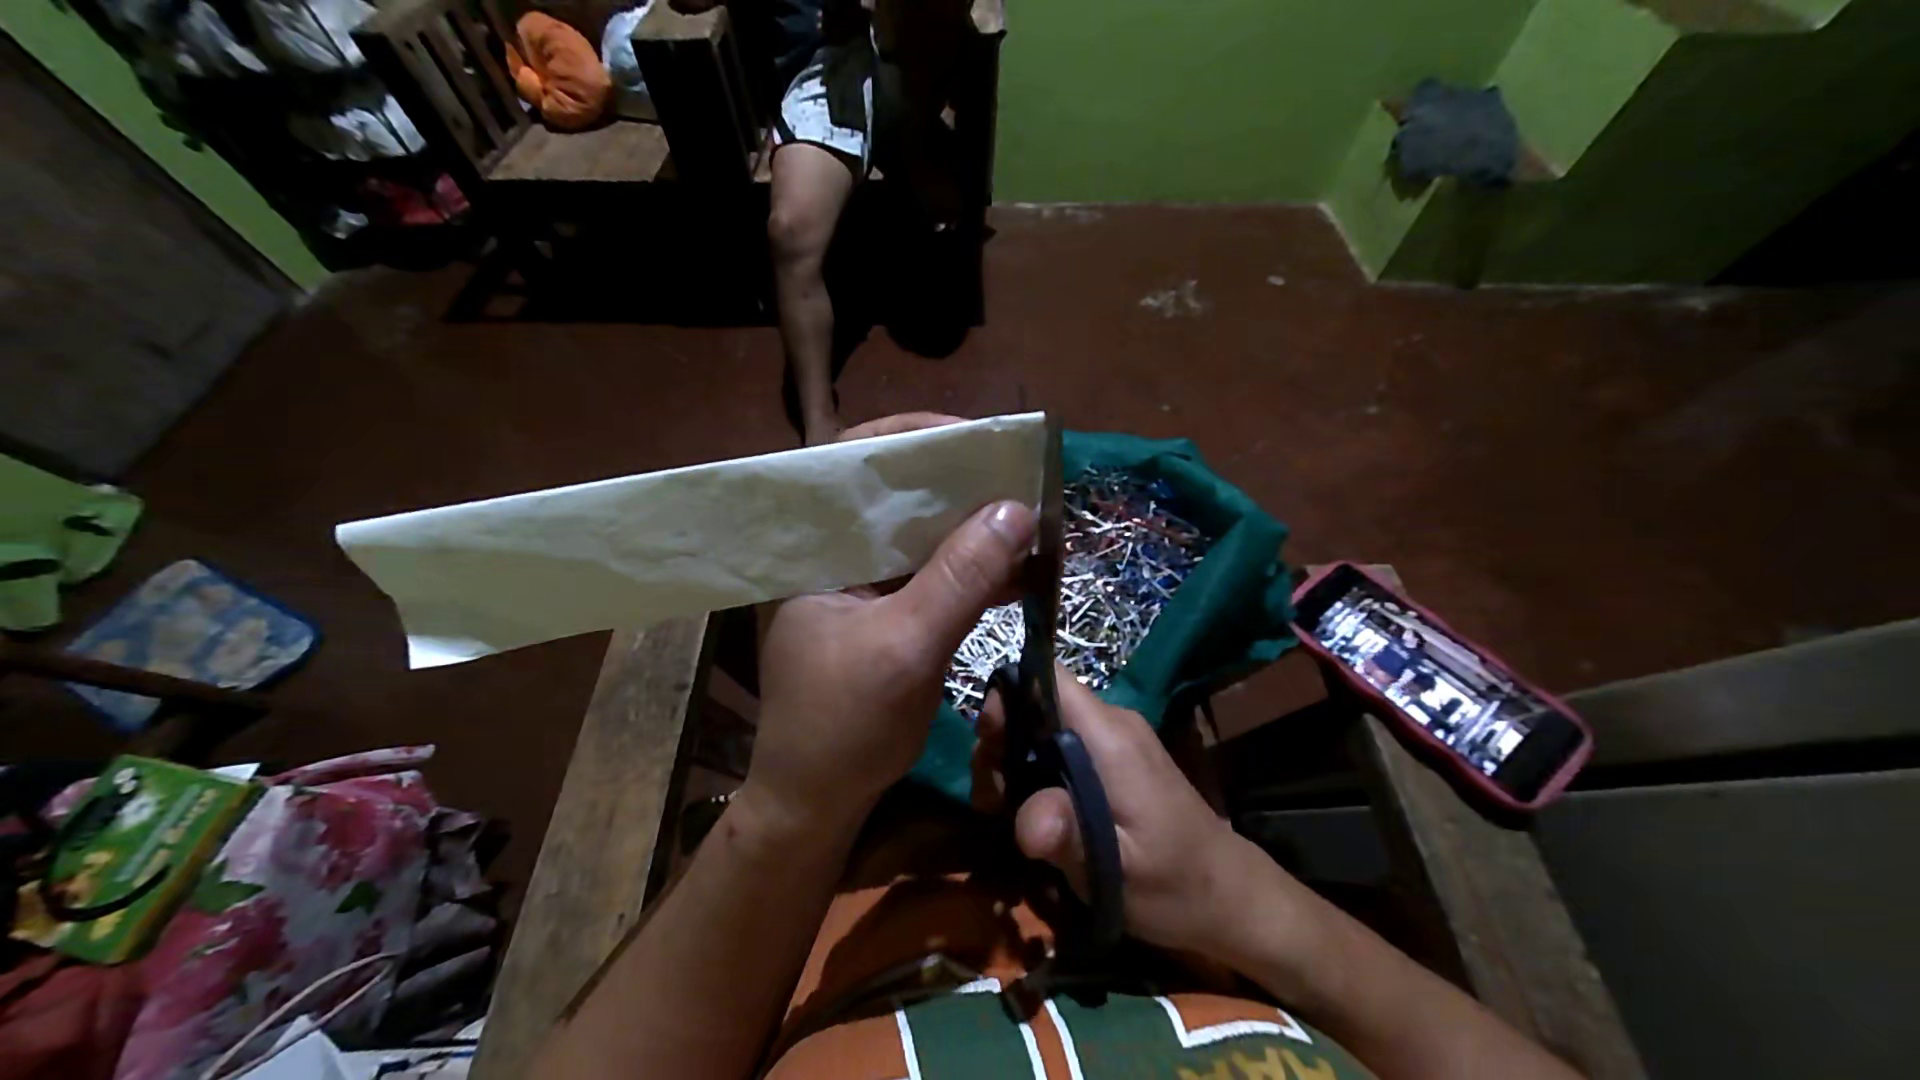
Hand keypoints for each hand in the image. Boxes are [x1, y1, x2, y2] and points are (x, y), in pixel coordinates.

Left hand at [747, 414, 1034, 834]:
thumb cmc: (843, 725)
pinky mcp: (892, 611)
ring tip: (1031, 512)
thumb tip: (1017, 510)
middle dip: (958, 480)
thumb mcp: (904, 646)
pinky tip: (1023, 566)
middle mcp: (836, 552)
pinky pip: (939, 572)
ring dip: (975, 525)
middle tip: (1016, 471)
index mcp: (812, 546)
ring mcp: (866, 582)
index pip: (850, 460)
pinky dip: (979, 567)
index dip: (910, 436)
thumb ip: (958, 578)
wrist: (822, 800)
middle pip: (897, 492)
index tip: (975, 438)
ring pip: (924, 532)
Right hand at [973, 671, 1296, 959]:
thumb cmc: (1175, 883)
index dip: (1008, 695)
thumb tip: (1025, 822)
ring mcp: (1114, 740)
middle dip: (1002, 739)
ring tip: (1006, 810)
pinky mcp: (1115, 759)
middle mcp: (1110, 724)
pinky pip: (1062, 745)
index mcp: (1108, 736)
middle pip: (1037, 703)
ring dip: (1016, 759)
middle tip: (992, 796)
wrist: (1231, 895)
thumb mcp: (1117, 870)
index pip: (1047, 677)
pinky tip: (1034, 810)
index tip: (988, 742)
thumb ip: (1071, 837)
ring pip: (1045, 726)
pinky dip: (1037, 769)